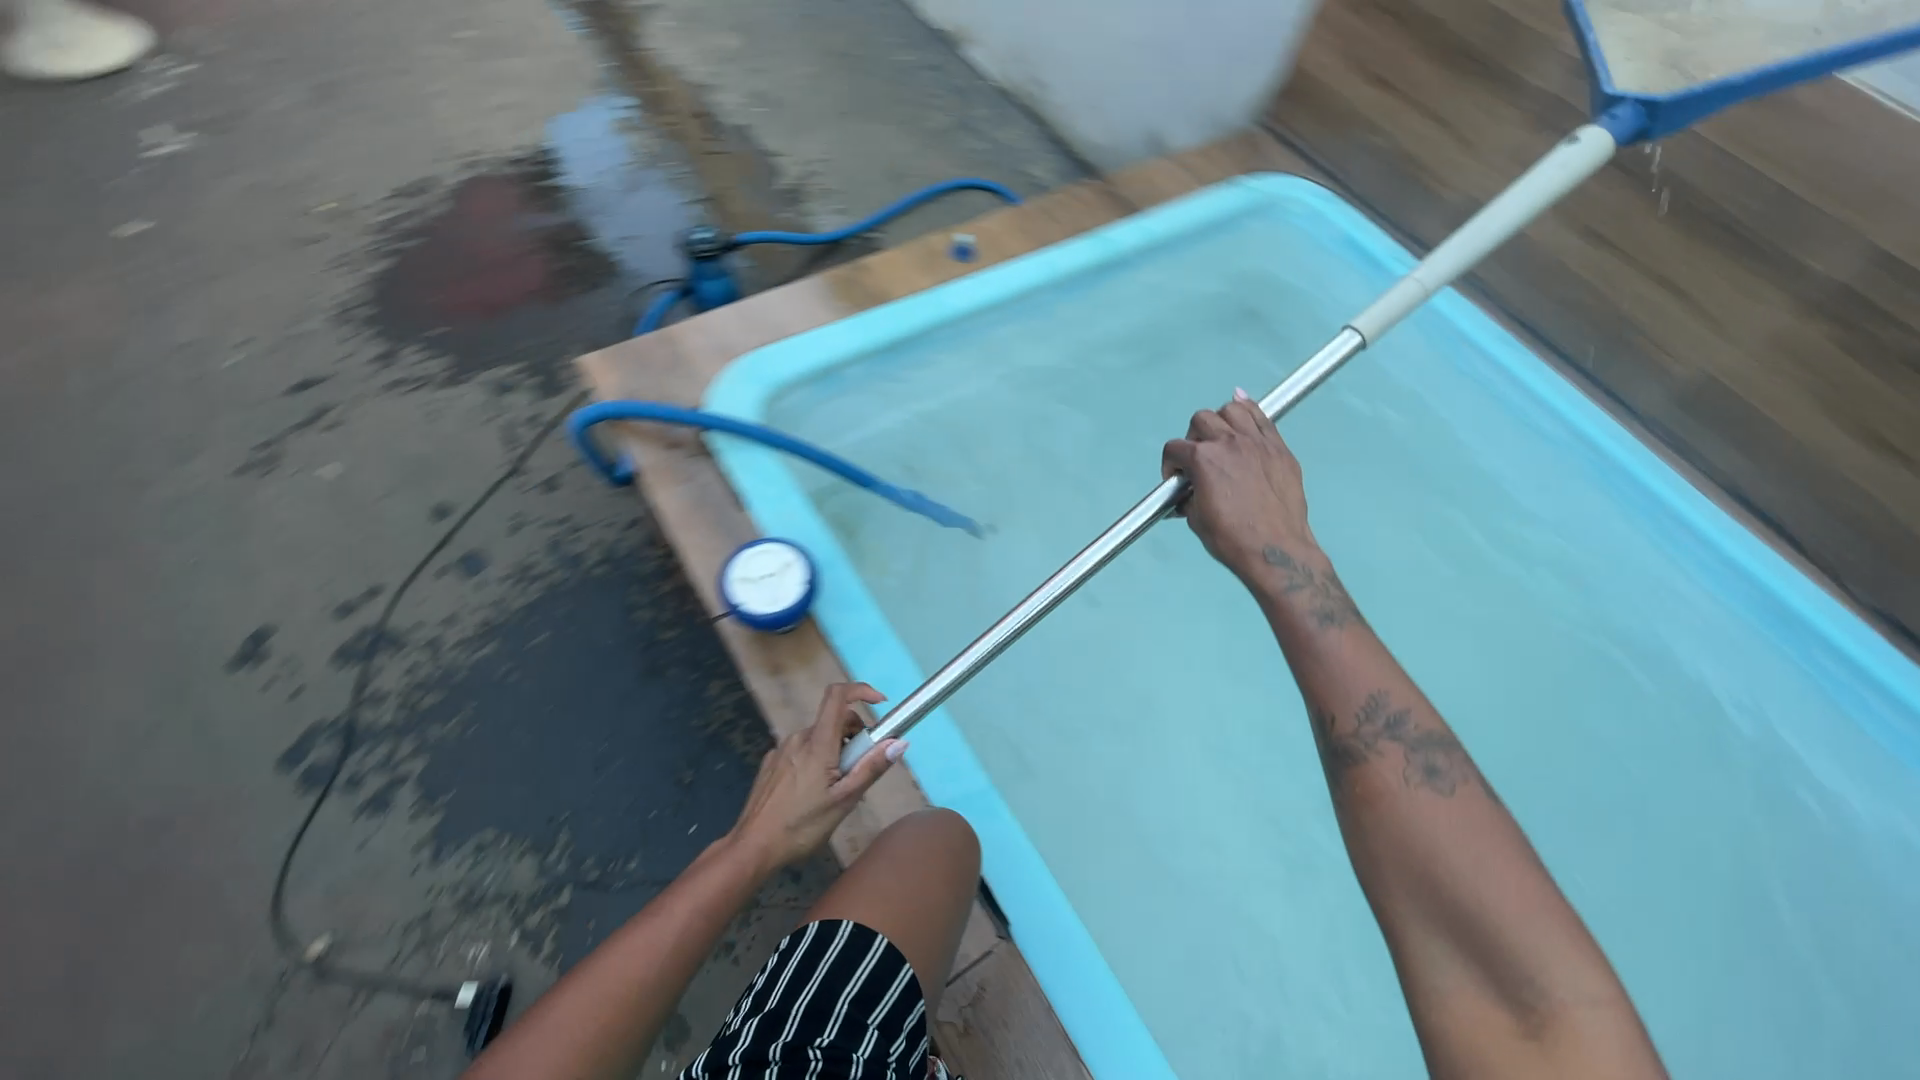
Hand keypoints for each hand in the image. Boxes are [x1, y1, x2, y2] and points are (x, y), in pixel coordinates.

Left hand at [725, 682, 904, 871]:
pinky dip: (816, 761)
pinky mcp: (770, 764)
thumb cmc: (802, 826)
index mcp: (817, 743)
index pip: (837, 696)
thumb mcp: (844, 801)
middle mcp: (797, 738)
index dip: (861, 690)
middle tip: (859, 771)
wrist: (753, 847)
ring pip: (818, 739)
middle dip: (854, 737)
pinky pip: (802, 751)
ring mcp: (781, 750)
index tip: (880, 703)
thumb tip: (899, 742)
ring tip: (836, 790)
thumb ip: (871, 768)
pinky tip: (812, 794)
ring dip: (835, 752)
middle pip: (833, 721)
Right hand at [1161, 388, 1319, 580]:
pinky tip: (1242, 406)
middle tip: (1198, 458)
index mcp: (1203, 459)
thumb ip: (1188, 496)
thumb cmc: (1231, 538)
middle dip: (1193, 438)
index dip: (1170, 465)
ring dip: (1221, 421)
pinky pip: (1263, 417)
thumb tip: (1188, 493)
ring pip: (1233, 410)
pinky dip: (1249, 409)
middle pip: (1201, 420)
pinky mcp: (1279, 449)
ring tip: (1222, 437)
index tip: (1176, 479)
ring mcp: (1257, 442)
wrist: (1275, 549)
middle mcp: (1228, 442)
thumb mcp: (1196, 519)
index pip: (1174, 448)